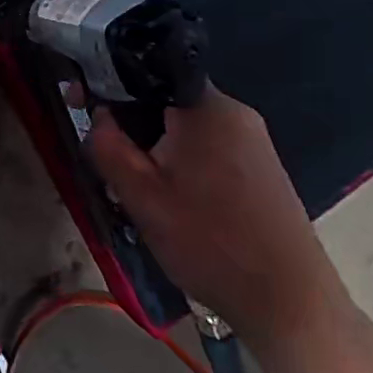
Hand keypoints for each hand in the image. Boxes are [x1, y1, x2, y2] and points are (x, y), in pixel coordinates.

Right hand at [85, 84, 338, 344]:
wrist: (286, 297)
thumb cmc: (208, 240)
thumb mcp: (142, 197)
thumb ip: (110, 147)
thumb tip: (97, 114)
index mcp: (205, 106)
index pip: (148, 75)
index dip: (112, 89)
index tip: (86, 110)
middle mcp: (235, 111)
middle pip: (167, 105)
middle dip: (137, 132)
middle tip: (116, 171)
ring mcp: (254, 140)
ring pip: (188, 132)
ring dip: (160, 154)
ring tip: (144, 196)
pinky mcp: (262, 167)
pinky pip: (210, 151)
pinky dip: (185, 168)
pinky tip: (178, 206)